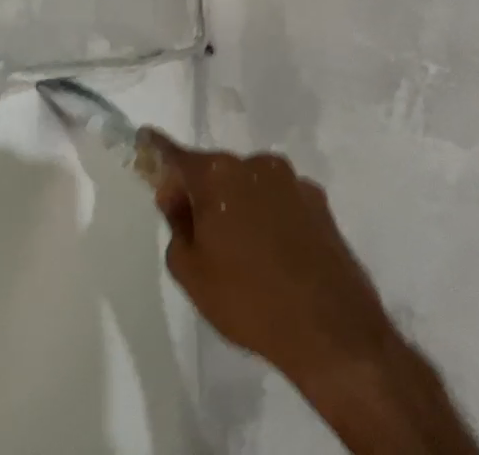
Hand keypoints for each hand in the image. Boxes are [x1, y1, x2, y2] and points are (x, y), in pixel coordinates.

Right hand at [139, 132, 391, 384]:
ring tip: (240, 251)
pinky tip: (271, 255)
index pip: (171, 153)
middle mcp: (256, 166)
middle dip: (199, 192)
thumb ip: (176, 225)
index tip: (142, 142)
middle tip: (196, 232)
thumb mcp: (188, 270)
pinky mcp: (323, 208)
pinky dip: (267, 217)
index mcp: (216, 174)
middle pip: (212, 170)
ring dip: (236, 204)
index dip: (153, 150)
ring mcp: (295, 184)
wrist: (335, 336)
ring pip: (248, 185)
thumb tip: (184, 206)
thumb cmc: (248, 300)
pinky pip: (278, 202)